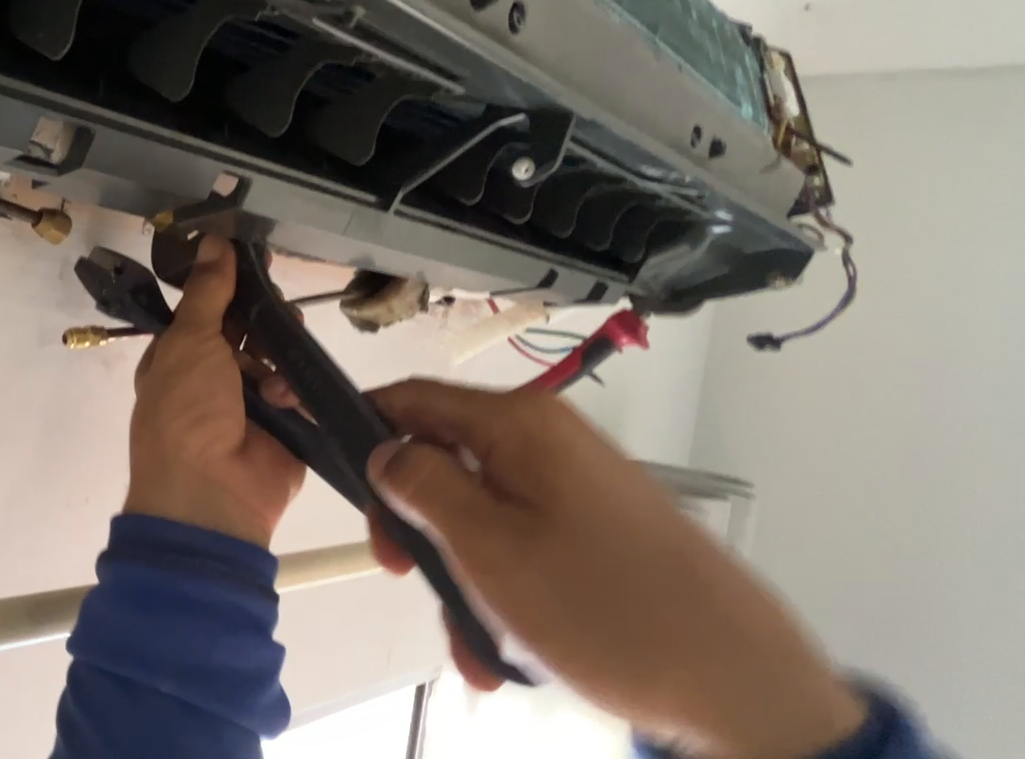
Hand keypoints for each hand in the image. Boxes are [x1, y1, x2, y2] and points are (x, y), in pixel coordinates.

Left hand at [124, 236, 305, 547]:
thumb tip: (212, 238)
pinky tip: (287, 390)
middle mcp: (210, 376)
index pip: (206, 308)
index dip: (226, 281)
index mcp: (177, 356)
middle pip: (244, 330)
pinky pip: (296, 392)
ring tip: (291, 330)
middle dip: (261, 311)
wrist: (211, 493)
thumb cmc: (186, 409)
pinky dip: (293, 386)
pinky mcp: (283, 425)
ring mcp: (248, 403)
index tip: (253, 254)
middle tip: (279, 293)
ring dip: (281, 344)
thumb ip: (207, 291)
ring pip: (274, 357)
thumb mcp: (188, 341)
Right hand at [364, 381, 864, 758]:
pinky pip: (522, 536)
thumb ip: (419, 484)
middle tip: (400, 568)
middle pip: (443, 454)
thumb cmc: (605, 607)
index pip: (413, 398)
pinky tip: (502, 646)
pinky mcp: (599, 525)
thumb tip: (383, 450)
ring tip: (465, 636)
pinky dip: (499, 581)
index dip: (364, 426)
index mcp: (519, 423)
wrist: (751, 692)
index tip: (340, 477)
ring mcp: (576, 482)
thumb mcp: (488, 545)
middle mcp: (547, 438)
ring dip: (456, 565)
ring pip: (479, 506)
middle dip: (411, 513)